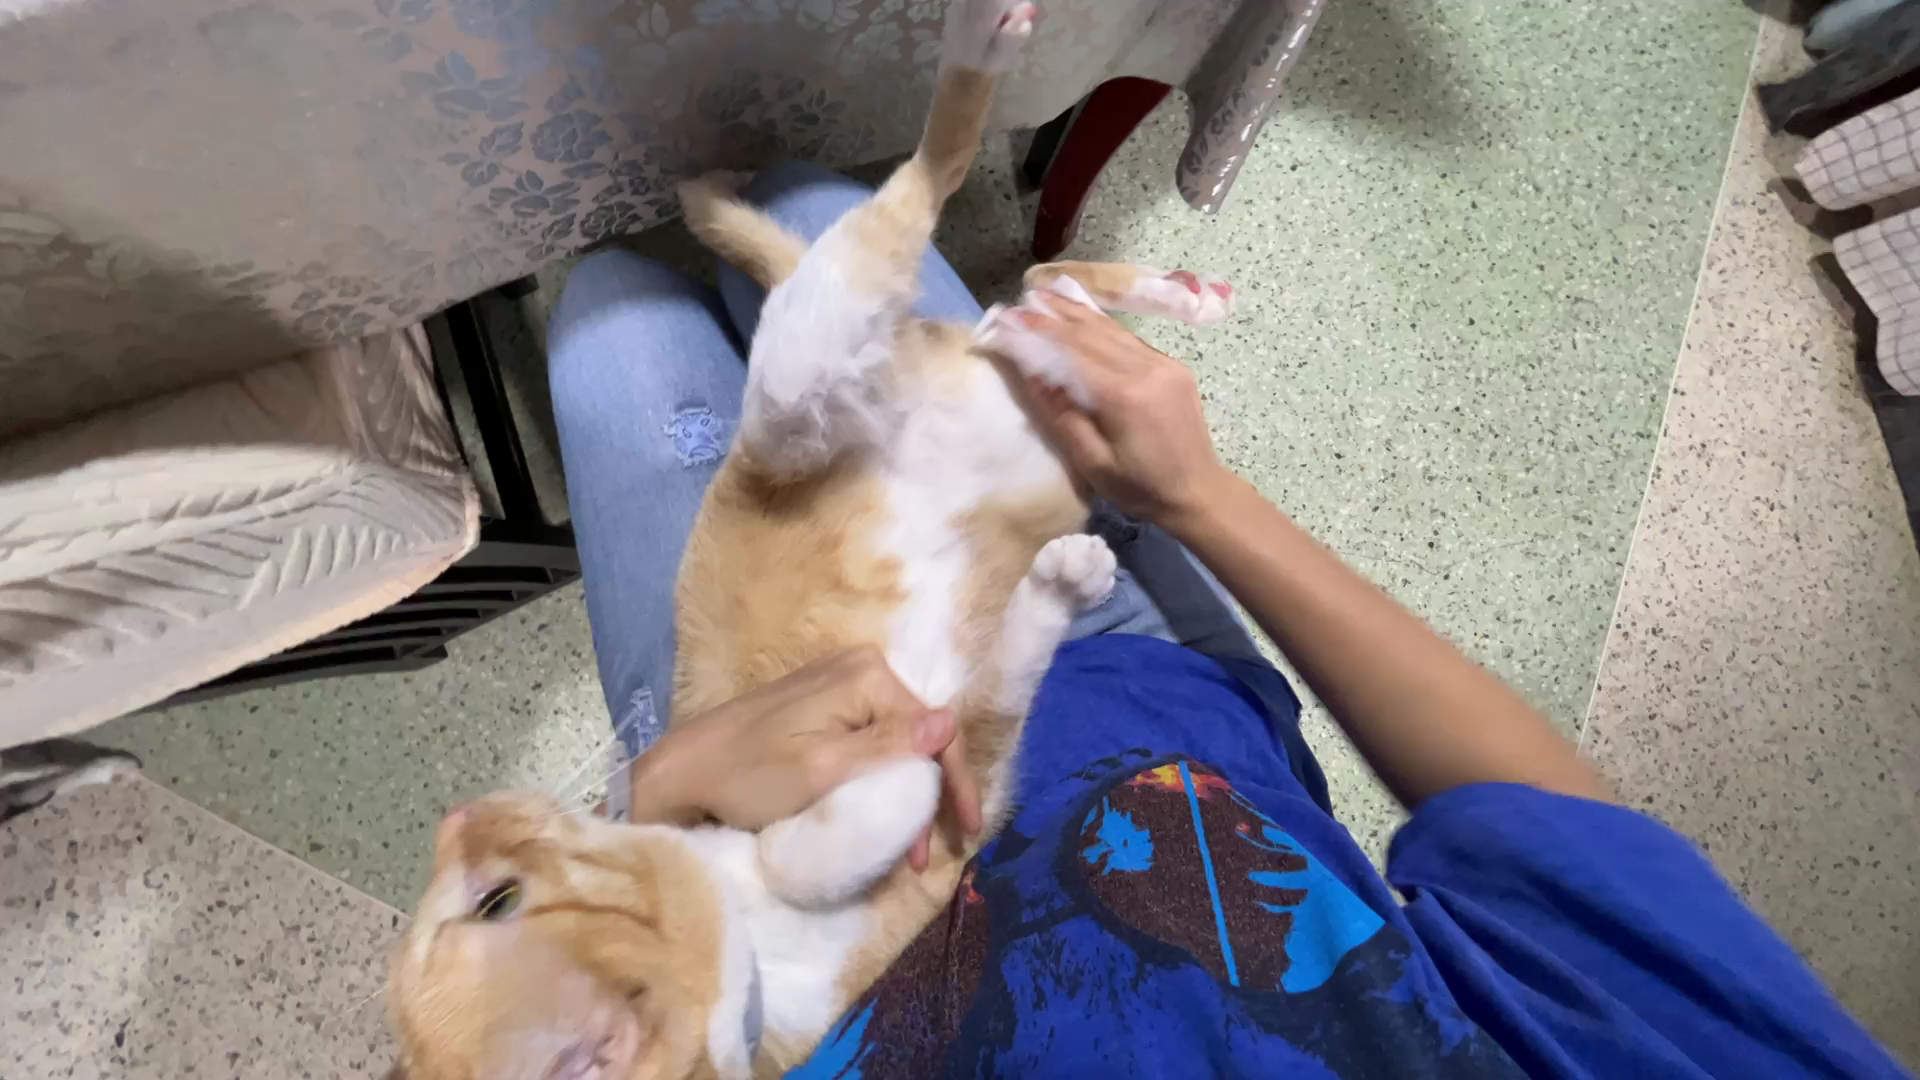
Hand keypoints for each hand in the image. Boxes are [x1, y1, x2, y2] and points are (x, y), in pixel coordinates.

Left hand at [629, 647, 982, 865]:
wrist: (685, 770)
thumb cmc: (751, 773)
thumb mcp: (824, 768)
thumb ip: (889, 746)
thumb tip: (950, 720)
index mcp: (867, 675)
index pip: (933, 728)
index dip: (956, 781)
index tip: (965, 831)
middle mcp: (861, 667)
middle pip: (918, 733)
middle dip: (929, 792)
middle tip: (926, 851)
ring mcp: (842, 681)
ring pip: (897, 739)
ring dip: (907, 790)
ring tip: (907, 846)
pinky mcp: (826, 701)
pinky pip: (873, 737)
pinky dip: (882, 776)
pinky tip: (881, 809)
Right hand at [1007, 302, 1235, 526]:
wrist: (1198, 492)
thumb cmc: (1140, 488)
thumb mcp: (1092, 463)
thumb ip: (1062, 417)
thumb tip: (1033, 376)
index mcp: (1124, 396)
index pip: (1071, 354)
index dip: (1036, 336)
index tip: (1006, 324)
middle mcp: (1146, 368)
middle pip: (1089, 334)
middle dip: (1049, 319)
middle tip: (1015, 308)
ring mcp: (1163, 363)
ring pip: (1110, 329)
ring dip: (1074, 312)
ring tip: (1042, 298)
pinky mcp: (1171, 366)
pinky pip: (1128, 338)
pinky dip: (1099, 324)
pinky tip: (1080, 315)